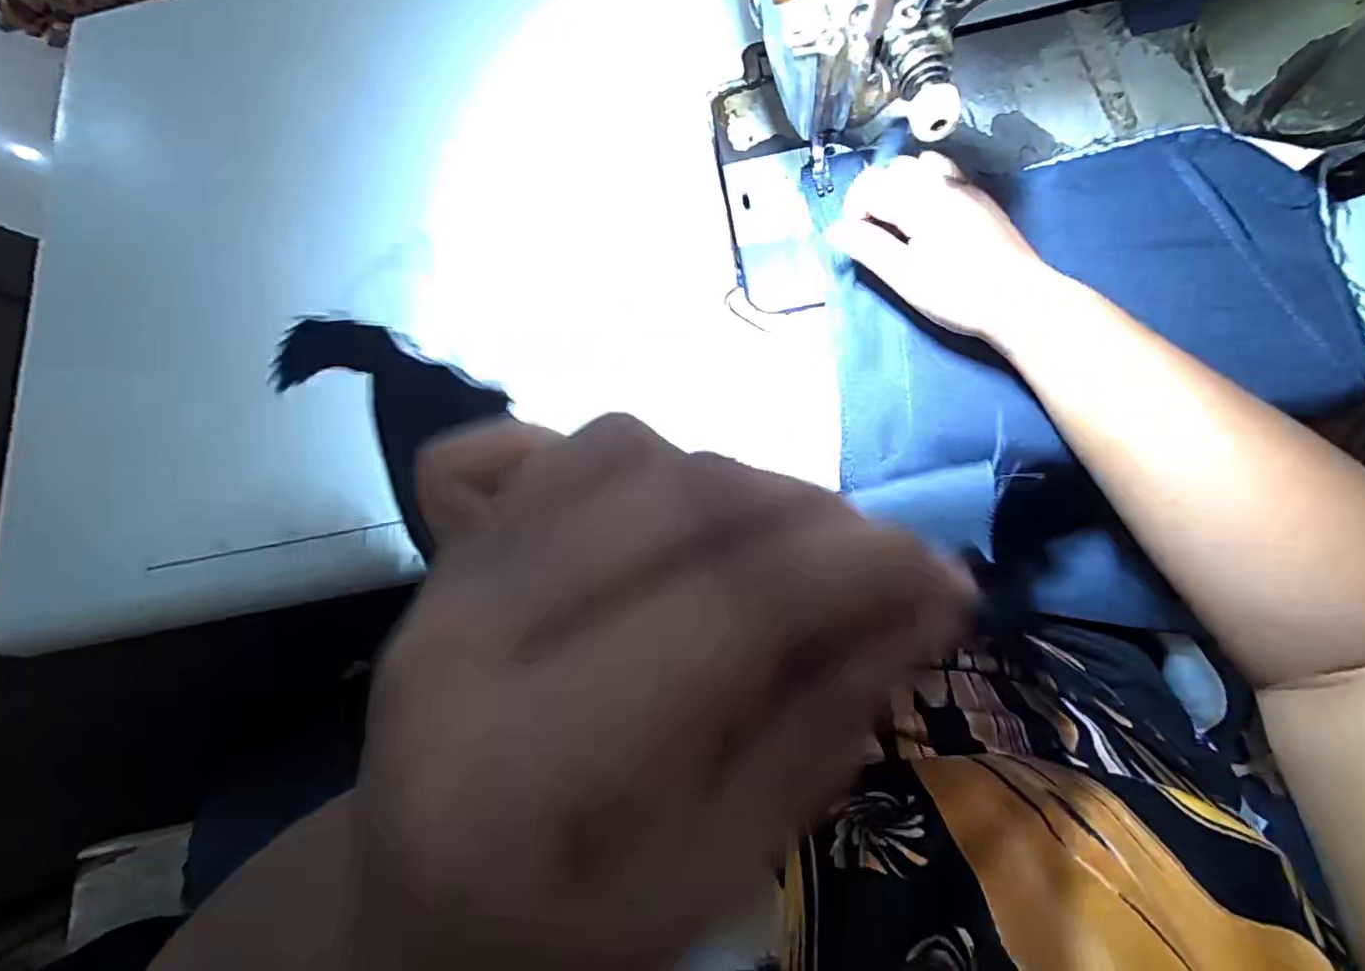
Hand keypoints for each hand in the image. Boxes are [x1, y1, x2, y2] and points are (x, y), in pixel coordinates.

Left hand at [351, 415, 974, 970]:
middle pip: (681, 503)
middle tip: (883, 561)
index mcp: (526, 763)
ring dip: (741, 481)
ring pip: (629, 450)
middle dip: (814, 515)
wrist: (419, 902)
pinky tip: (674, 506)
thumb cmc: (575, 922)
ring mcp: (445, 574)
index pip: (727, 605)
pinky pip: (550, 442)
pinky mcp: (447, 545)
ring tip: (787, 543)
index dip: (855, 567)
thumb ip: (821, 725)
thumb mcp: (718, 867)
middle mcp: (466, 635)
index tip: (946, 572)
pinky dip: (642, 454)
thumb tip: (926, 604)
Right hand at [829, 152, 1060, 338]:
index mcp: (917, 198)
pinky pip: (946, 174)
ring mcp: (965, 186)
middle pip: (894, 170)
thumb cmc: (959, 294)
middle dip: (875, 194)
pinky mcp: (982, 199)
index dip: (853, 210)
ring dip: (902, 186)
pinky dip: (927, 186)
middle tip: (875, 233)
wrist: (1021, 301)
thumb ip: (868, 248)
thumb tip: (835, 230)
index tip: (855, 239)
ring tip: (902, 222)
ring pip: (921, 166)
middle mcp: (941, 181)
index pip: (870, 185)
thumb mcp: (906, 277)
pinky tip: (932, 218)